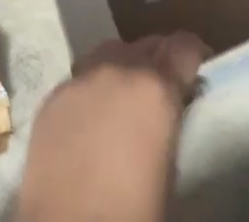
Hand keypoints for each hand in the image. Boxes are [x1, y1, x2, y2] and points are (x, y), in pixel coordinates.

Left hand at [14, 33, 210, 221]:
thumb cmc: (133, 208)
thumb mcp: (171, 163)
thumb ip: (172, 120)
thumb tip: (172, 107)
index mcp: (156, 87)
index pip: (184, 44)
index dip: (194, 56)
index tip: (196, 74)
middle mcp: (118, 70)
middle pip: (147, 44)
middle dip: (159, 61)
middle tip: (161, 92)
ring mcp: (80, 80)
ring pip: (110, 53)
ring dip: (123, 67)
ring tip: (123, 99)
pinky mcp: (52, 96)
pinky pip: (80, 78)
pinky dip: (92, 88)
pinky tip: (90, 119)